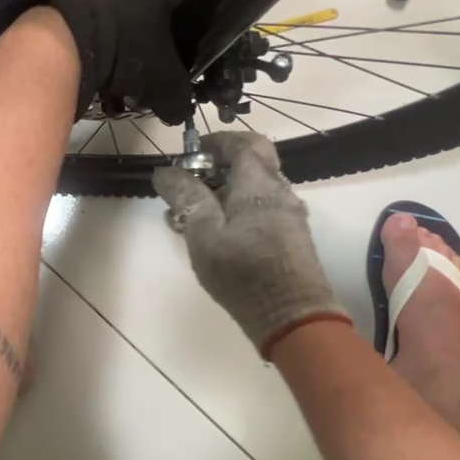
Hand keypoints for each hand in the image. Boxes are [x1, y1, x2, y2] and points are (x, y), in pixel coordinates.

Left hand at [0, 0, 194, 122]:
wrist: (64, 37)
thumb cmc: (129, 48)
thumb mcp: (166, 81)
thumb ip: (180, 98)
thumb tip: (179, 113)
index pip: (196, 11)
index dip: (199, 41)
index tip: (194, 68)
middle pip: (157, 30)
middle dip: (156, 65)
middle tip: (157, 89)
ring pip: (126, 40)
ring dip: (127, 73)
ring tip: (126, 100)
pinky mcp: (72, 13)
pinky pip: (98, 44)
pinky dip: (102, 71)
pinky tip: (103, 98)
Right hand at [152, 131, 349, 357]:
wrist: (293, 318)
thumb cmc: (244, 273)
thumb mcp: (203, 234)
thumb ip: (186, 198)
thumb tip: (166, 171)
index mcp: (259, 185)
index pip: (246, 143)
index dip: (219, 141)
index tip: (192, 152)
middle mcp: (280, 193)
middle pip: (254, 163)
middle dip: (220, 166)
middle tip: (190, 181)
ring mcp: (290, 216)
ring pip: (257, 188)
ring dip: (227, 189)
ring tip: (195, 211)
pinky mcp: (291, 238)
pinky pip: (262, 208)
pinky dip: (238, 207)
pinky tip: (216, 232)